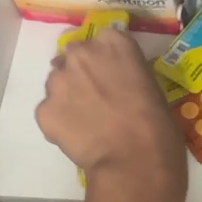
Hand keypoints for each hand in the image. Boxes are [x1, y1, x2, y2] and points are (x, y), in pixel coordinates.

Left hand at [36, 31, 187, 201]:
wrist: (135, 161)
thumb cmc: (158, 125)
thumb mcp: (152, 86)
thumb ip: (128, 74)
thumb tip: (116, 83)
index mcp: (114, 42)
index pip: (106, 40)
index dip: (110, 60)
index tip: (117, 76)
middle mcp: (80, 54)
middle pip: (75, 57)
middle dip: (84, 73)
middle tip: (99, 99)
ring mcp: (57, 81)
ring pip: (59, 83)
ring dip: (70, 96)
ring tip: (89, 122)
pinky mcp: (43, 110)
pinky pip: (50, 111)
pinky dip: (61, 122)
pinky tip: (80, 137)